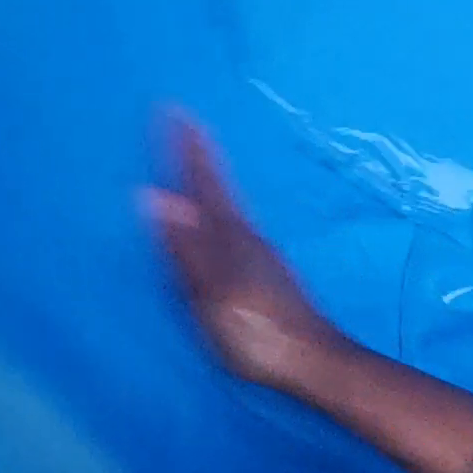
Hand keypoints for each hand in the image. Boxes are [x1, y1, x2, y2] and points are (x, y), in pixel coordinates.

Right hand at [143, 112, 343, 390]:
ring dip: (213, 193)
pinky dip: (223, 222)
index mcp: (234, 241)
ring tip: (197, 177)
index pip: (208, 185)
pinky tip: (223, 235)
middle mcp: (252, 242)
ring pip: (233, 215)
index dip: (191, 150)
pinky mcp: (272, 282)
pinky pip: (239, 238)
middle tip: (185, 130)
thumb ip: (187, 247)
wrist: (316, 363)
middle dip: (203, 163)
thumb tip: (155, 194)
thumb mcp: (213, 293)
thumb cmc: (260, 333)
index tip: (177, 109)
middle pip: (222, 195)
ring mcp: (266, 262)